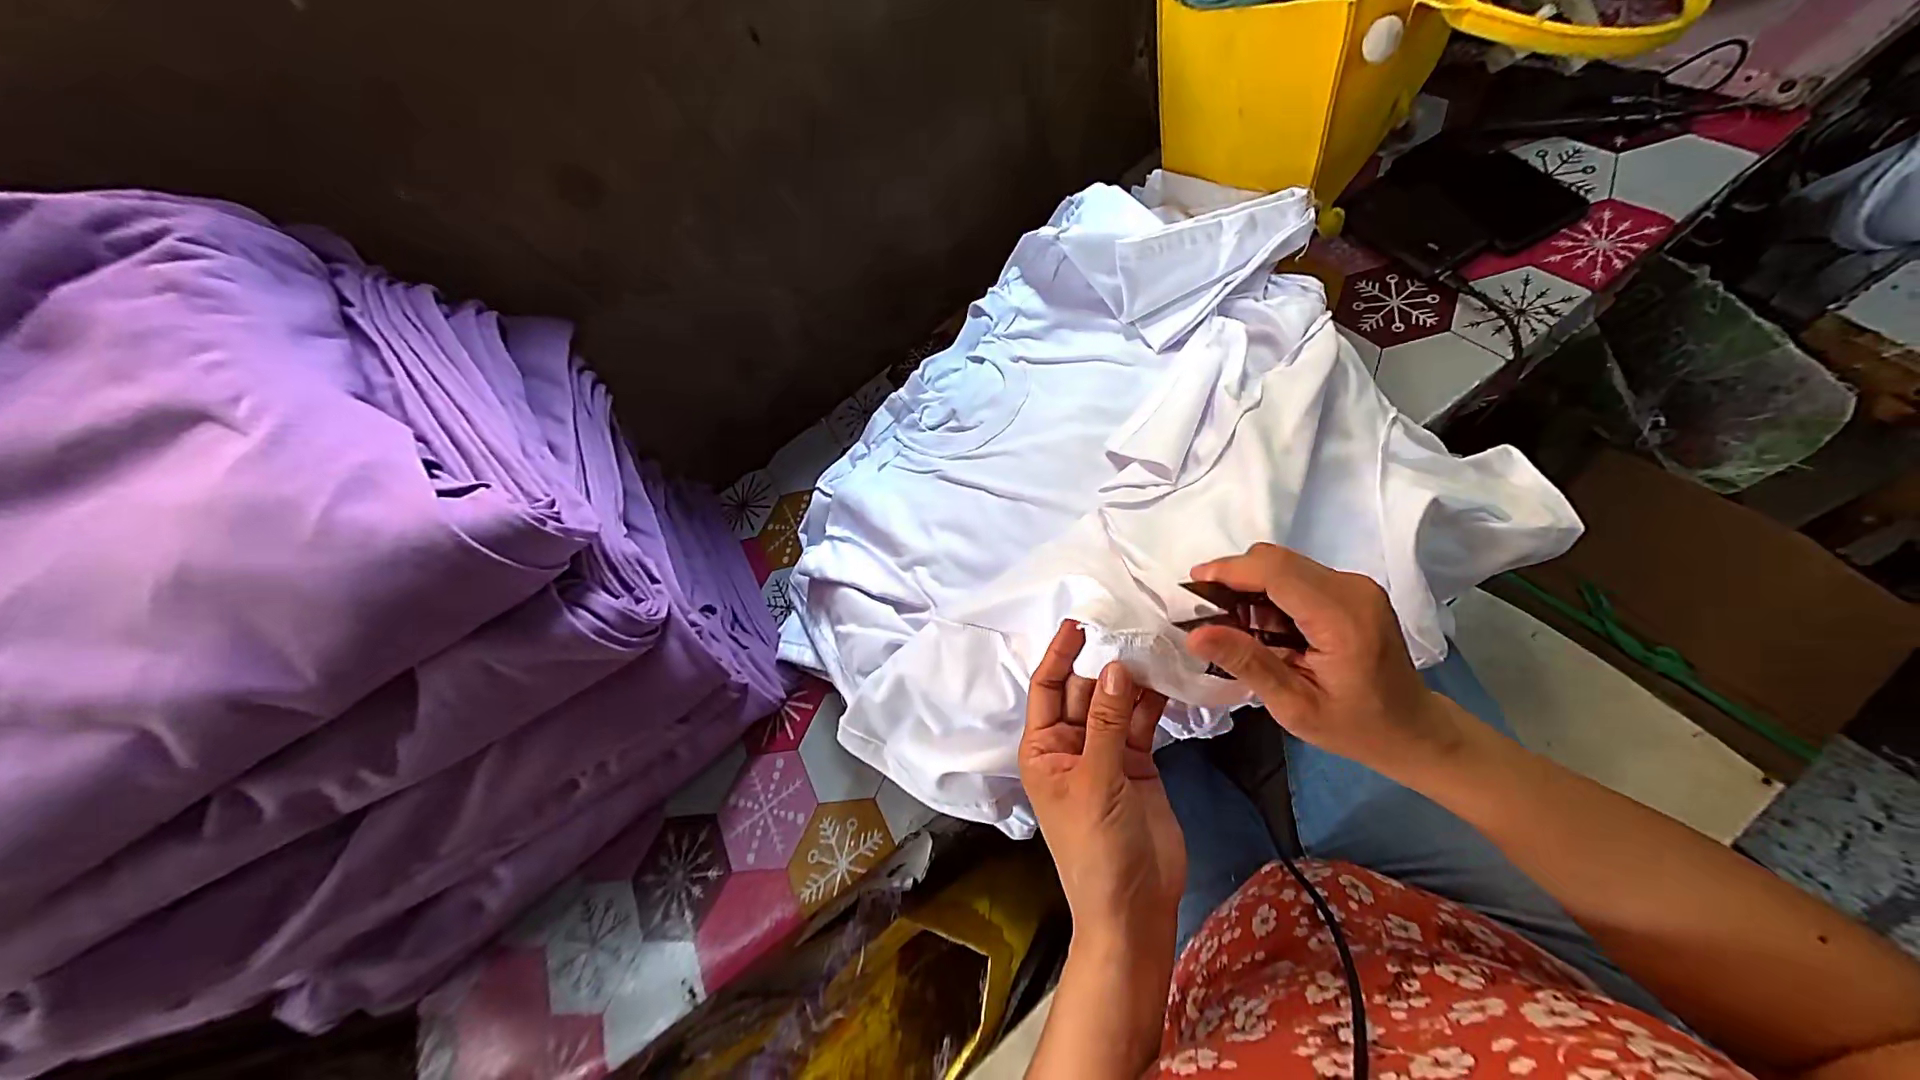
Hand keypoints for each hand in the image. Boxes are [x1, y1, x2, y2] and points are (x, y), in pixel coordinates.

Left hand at [1020, 621, 1185, 949]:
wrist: (1134, 907)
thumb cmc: (1096, 847)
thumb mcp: (1096, 781)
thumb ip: (1107, 722)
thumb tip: (1114, 667)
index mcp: (1043, 747)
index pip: (1046, 688)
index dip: (1060, 654)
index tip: (1079, 623)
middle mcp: (1070, 743)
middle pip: (1085, 691)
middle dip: (1104, 663)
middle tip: (1131, 629)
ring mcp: (1105, 752)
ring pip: (1116, 703)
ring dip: (1132, 679)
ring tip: (1154, 647)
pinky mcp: (1136, 763)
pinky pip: (1141, 723)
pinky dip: (1153, 703)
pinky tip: (1167, 679)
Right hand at [1183, 543, 1467, 780]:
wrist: (1414, 730)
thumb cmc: (1356, 727)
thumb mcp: (1295, 707)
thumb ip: (1247, 663)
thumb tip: (1195, 633)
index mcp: (1342, 618)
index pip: (1275, 572)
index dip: (1229, 571)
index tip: (1191, 586)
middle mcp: (1352, 589)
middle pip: (1276, 560)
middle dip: (1233, 578)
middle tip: (1205, 612)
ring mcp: (1355, 586)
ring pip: (1284, 565)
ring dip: (1249, 586)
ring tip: (1228, 623)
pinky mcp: (1351, 590)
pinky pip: (1297, 576)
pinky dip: (1268, 592)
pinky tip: (1258, 624)